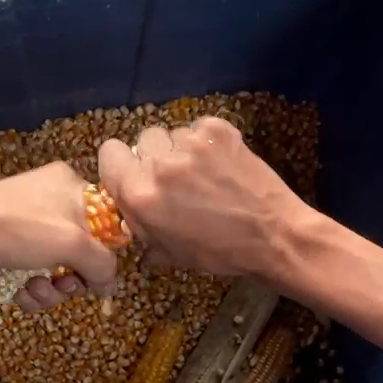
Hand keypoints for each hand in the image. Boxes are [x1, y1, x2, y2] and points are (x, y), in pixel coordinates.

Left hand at [0, 161, 118, 309]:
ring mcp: (28, 224)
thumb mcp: (72, 242)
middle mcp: (51, 199)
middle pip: (83, 249)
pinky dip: (33, 288)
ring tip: (36, 290)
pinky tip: (21, 292)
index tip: (98, 275)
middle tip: (64, 286)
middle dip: (75, 276)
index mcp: (70, 184)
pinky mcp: (9, 246)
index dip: (105, 253)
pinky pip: (36, 272)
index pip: (107, 220)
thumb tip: (109, 283)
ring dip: (53, 289)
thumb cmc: (18, 230)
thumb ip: (102, 263)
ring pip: (59, 267)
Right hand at [98, 117, 313, 277]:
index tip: (133, 175)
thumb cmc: (219, 253)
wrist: (273, 236)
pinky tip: (220, 165)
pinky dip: (205, 143)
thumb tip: (133, 215)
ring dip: (180, 151)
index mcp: (140, 196)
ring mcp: (190, 144)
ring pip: (171, 134)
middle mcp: (160, 165)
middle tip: (174, 181)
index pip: (109, 155)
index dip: (120, 165)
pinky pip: (198, 128)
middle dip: (153, 158)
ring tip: (202, 175)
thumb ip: (142, 227)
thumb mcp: (170, 253)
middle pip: (141, 141)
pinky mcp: (217, 130)